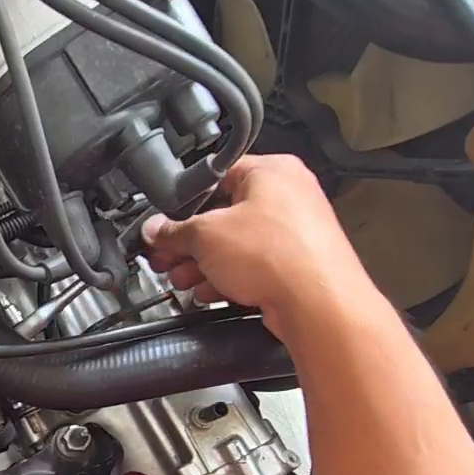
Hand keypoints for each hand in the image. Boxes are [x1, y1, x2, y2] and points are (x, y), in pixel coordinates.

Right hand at [141, 155, 380, 337]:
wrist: (316, 302)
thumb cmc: (279, 256)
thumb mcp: (206, 235)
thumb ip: (174, 231)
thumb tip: (157, 229)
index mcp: (272, 171)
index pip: (215, 180)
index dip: (182, 205)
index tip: (163, 227)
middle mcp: (287, 196)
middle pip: (221, 216)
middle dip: (188, 243)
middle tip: (167, 257)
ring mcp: (293, 232)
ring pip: (234, 245)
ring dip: (202, 265)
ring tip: (182, 278)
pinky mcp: (292, 264)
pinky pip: (250, 266)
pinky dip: (226, 278)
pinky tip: (208, 291)